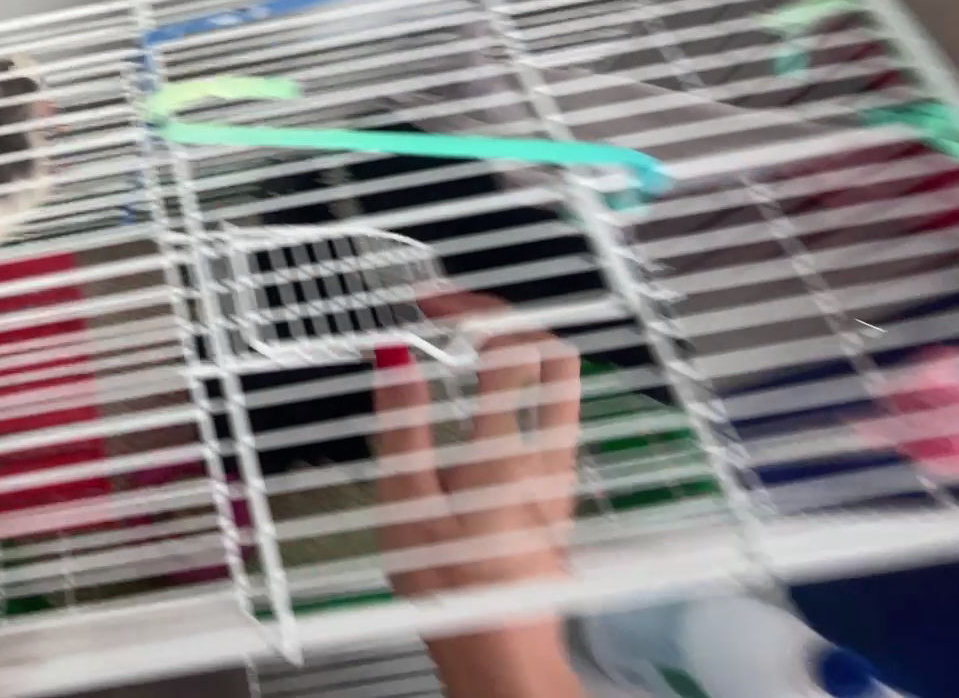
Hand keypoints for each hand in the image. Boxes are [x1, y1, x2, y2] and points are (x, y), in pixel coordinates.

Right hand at [376, 292, 584, 697]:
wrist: (502, 653)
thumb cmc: (446, 581)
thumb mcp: (405, 502)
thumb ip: (402, 423)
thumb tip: (397, 353)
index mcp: (504, 452)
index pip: (509, 350)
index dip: (472, 310)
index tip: (428, 304)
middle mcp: (544, 453)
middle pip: (554, 355)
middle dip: (504, 316)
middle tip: (453, 313)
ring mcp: (559, 470)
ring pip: (562, 383)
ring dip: (516, 344)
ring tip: (464, 338)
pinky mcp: (556, 487)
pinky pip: (551, 410)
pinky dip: (519, 378)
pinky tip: (478, 389)